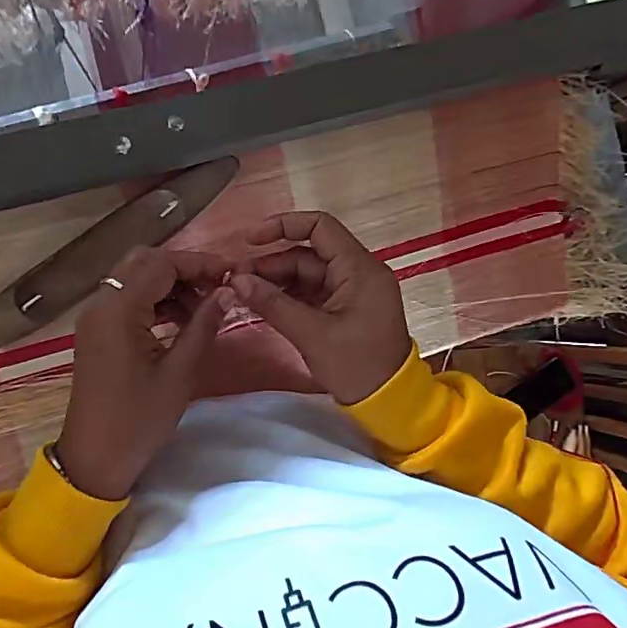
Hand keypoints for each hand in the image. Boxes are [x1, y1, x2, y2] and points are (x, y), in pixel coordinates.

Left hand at [53, 248, 233, 499]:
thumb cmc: (139, 419)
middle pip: (144, 263)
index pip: (161, 264)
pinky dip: (154, 301)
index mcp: (118, 310)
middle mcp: (100, 304)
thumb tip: (226, 292)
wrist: (95, 457)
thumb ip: (203, 325)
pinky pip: (126, 301)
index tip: (232, 272)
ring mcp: (95, 318)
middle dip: (183, 269)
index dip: (199, 263)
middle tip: (217, 287)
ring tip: (205, 307)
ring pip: (134, 280)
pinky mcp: (96, 333)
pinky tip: (181, 320)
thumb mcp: (179, 373)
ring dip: (169, 285)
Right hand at [228, 211, 411, 404]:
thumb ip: (273, 303)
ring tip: (244, 293)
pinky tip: (262, 304)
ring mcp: (352, 292)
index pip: (320, 227)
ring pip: (307, 274)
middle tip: (237, 279)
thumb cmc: (356, 365)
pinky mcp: (345, 309)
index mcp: (359, 268)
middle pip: (308, 253)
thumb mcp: (311, 334)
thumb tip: (237, 280)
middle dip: (272, 263)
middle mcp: (358, 272)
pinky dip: (288, 297)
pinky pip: (312, 293)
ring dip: (276, 281)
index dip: (283, 226)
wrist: (389, 402)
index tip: (250, 240)